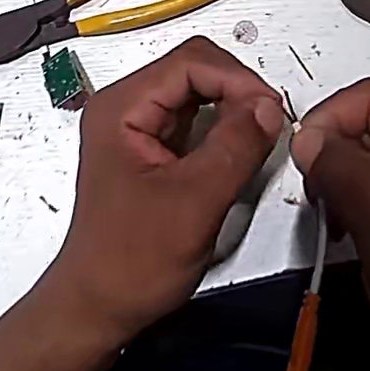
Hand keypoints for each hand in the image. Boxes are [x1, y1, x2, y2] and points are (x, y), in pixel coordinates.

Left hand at [39, 37, 285, 346]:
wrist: (98, 308)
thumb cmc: (130, 263)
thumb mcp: (192, 205)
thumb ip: (234, 149)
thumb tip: (270, 107)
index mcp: (121, 107)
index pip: (189, 63)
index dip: (236, 79)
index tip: (271, 109)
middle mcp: (127, 105)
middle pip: (194, 68)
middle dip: (237, 88)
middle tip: (270, 121)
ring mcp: (140, 124)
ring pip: (199, 90)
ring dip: (234, 105)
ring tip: (261, 133)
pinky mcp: (154, 144)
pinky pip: (197, 116)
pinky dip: (225, 124)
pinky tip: (242, 144)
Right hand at [291, 79, 369, 370]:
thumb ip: (345, 175)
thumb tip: (306, 136)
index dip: (330, 120)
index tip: (305, 161)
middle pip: (367, 118)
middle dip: (333, 152)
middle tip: (320, 197)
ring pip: (364, 145)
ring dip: (339, 174)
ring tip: (336, 216)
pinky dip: (350, 190)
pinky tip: (349, 222)